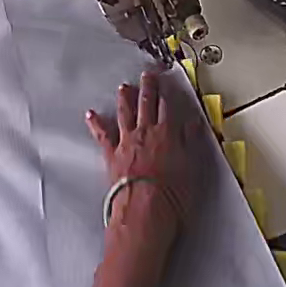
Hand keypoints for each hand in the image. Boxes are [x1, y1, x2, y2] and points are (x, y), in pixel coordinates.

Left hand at [86, 69, 193, 230]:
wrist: (144, 211)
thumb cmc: (171, 196)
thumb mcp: (191, 167)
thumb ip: (191, 142)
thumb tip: (194, 124)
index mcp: (167, 133)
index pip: (168, 107)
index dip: (168, 93)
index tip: (167, 83)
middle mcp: (146, 132)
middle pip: (147, 103)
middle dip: (148, 87)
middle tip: (147, 75)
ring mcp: (127, 142)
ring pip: (125, 113)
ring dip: (125, 98)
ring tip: (124, 87)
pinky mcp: (112, 155)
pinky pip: (102, 135)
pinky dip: (96, 123)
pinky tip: (91, 114)